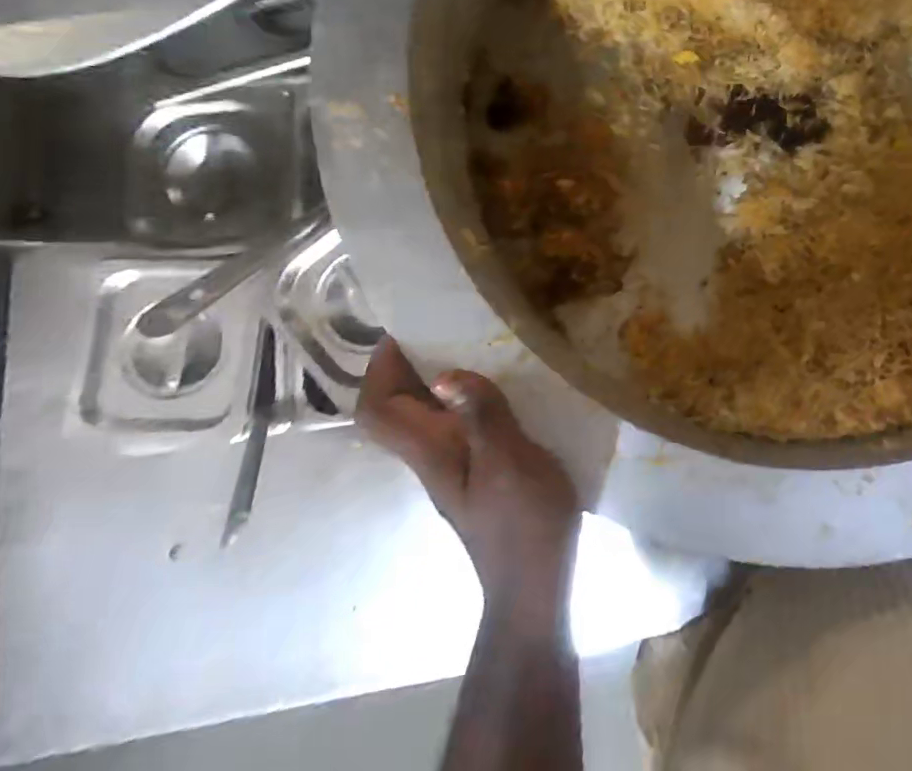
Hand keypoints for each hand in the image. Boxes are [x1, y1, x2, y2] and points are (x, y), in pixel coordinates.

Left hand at [358, 337, 580, 595]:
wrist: (534, 583)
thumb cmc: (523, 522)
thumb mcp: (510, 462)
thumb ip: (481, 416)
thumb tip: (444, 375)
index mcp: (431, 452)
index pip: (377, 409)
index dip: (379, 369)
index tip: (404, 330)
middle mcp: (432, 458)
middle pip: (397, 410)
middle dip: (407, 366)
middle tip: (443, 328)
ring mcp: (455, 469)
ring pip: (427, 417)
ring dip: (437, 380)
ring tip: (474, 347)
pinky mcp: (479, 474)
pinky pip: (456, 427)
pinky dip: (466, 400)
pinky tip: (502, 390)